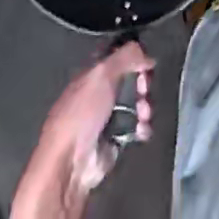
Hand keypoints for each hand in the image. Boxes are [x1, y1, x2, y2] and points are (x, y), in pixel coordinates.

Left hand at [11, 43, 154, 218]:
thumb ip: (127, 57)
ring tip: (143, 114)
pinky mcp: (117, 138)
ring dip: (145, 106)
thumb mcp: (101, 75)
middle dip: (143, 84)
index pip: (120, 57)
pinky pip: (138, 126)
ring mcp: (109, 116)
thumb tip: (148, 56)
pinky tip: (140, 131)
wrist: (70, 162)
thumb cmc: (82, 112)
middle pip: (132, 80)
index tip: (145, 64)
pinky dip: (143, 127)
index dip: (135, 58)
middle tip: (143, 91)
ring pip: (138, 102)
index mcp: (93, 74)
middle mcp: (101, 92)